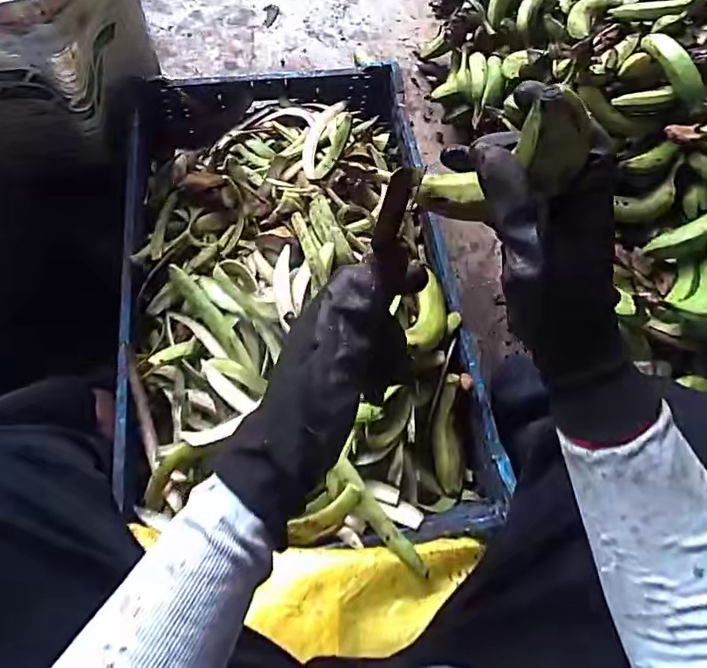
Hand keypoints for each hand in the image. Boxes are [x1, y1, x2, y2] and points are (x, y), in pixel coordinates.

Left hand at [210, 257, 416, 538]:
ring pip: (376, 329)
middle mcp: (330, 316)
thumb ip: (366, 304)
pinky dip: (382, 366)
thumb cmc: (315, 402)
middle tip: (409, 343)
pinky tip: (382, 387)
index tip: (420, 283)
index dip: (395, 272)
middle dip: (394, 320)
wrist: (285, 454)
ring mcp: (333, 342)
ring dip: (390, 349)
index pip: (367, 271)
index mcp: (329, 305)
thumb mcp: (345, 352)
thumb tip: (389, 252)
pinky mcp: (338, 366)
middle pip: (375, 300)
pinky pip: (370, 353)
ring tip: (390, 376)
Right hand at [443, 83, 657, 444]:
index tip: (521, 93)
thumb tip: (488, 147)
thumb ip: (513, 199)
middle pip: (545, 145)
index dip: (554, 106)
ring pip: (525, 166)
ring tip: (451, 159)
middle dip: (506, 140)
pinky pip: (514, 191)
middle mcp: (577, 191)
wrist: (568, 349)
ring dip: (489, 160)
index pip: (582, 132)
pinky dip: (486, 186)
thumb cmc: (557, 304)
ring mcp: (558, 207)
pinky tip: (456, 187)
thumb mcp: (532, 252)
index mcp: (588, 192)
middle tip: (467, 152)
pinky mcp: (541, 222)